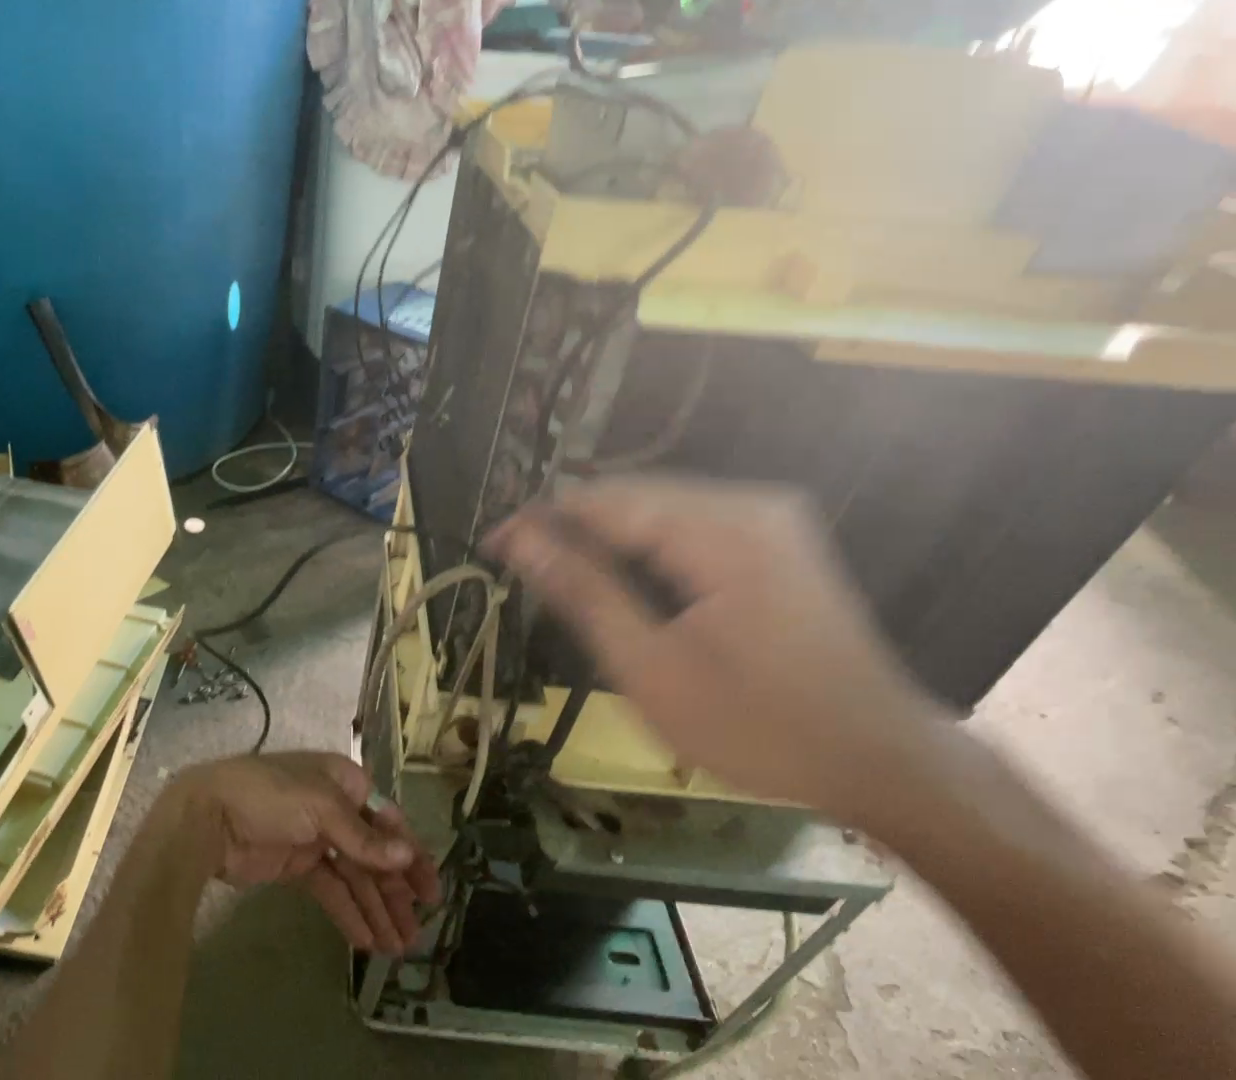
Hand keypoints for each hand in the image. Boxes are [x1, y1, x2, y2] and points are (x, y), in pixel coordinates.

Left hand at [163, 753, 440, 952]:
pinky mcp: (295, 865)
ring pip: (355, 876)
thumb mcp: (320, 807)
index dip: (410, 855)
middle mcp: (334, 808)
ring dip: (376, 909)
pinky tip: (367, 941)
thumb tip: (407, 856)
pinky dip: (348, 912)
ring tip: (398, 948)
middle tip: (418, 931)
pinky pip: (331, 889)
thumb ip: (363, 837)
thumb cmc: (267, 796)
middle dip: (396, 892)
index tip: (430, 891)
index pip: (387, 820)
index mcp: (344, 781)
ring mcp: (314, 838)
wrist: (206, 816)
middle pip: (374, 852)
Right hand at [486, 476, 954, 823]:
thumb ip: (584, 593)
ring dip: (605, 538)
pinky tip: (621, 579)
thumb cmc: (760, 727)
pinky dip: (646, 549)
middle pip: (634, 495)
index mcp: (721, 529)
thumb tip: (519, 540)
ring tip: (554, 573)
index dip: (540, 517)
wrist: (884, 763)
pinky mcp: (779, 545)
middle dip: (570, 526)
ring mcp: (772, 522)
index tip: (490, 544)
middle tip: (516, 565)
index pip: (605, 499)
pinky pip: (693, 528)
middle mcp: (751, 505)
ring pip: (661, 510)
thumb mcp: (652, 668)